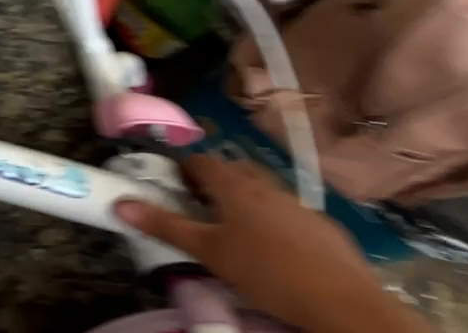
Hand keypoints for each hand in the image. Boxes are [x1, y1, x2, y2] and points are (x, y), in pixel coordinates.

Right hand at [116, 155, 430, 332]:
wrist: (348, 306)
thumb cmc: (267, 272)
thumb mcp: (208, 252)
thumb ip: (164, 226)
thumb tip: (119, 203)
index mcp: (234, 186)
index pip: (200, 161)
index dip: (183, 170)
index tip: (175, 189)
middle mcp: (267, 187)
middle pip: (235, 171)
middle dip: (217, 183)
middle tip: (205, 209)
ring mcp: (302, 208)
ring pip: (267, 193)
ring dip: (250, 202)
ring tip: (242, 232)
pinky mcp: (329, 231)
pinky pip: (295, 216)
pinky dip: (282, 224)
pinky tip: (283, 252)